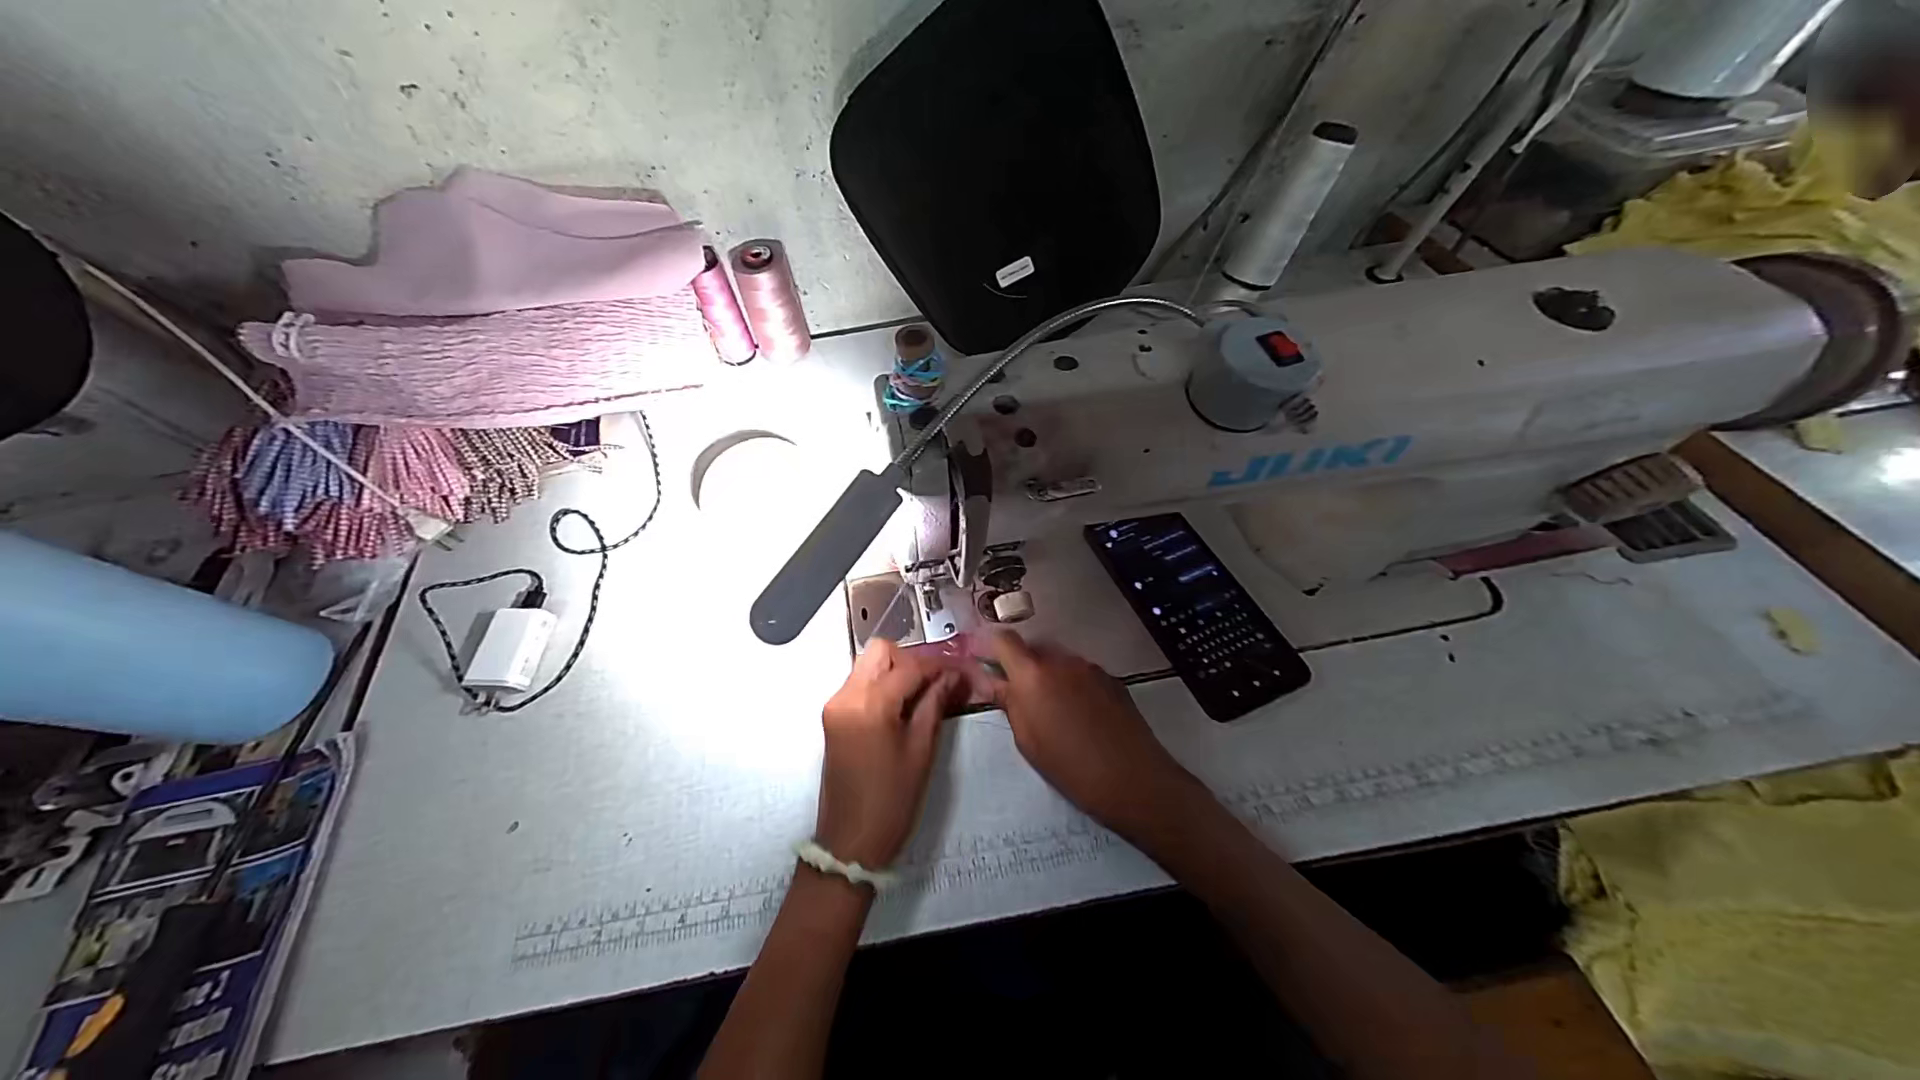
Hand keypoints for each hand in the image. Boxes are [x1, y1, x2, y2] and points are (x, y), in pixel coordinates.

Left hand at [814, 639, 968, 868]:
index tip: (960, 672)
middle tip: (936, 683)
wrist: (850, 841)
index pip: (908, 666)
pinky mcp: (832, 717)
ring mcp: (835, 705)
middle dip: (910, 660)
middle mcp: (846, 695)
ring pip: (868, 665)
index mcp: (870, 703)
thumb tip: (953, 676)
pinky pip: (859, 685)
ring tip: (923, 695)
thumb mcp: (921, 750)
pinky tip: (903, 707)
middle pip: (880, 652)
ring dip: (895, 671)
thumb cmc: (892, 800)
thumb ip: (934, 704)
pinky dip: (882, 686)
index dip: (938, 666)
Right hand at [978, 631, 1207, 839]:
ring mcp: (1089, 667)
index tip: (985, 662)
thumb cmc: (1069, 766)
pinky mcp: (1110, 678)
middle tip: (1019, 695)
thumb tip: (994, 683)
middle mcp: (1060, 661)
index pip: (1003, 639)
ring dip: (1048, 675)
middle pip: (1032, 649)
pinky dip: (1072, 684)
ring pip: (1058, 661)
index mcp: (1032, 675)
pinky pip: (1080, 673)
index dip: (991, 646)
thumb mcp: (1027, 740)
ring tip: (1052, 709)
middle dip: (1021, 666)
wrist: (1130, 776)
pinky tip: (1079, 713)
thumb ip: (1009, 703)